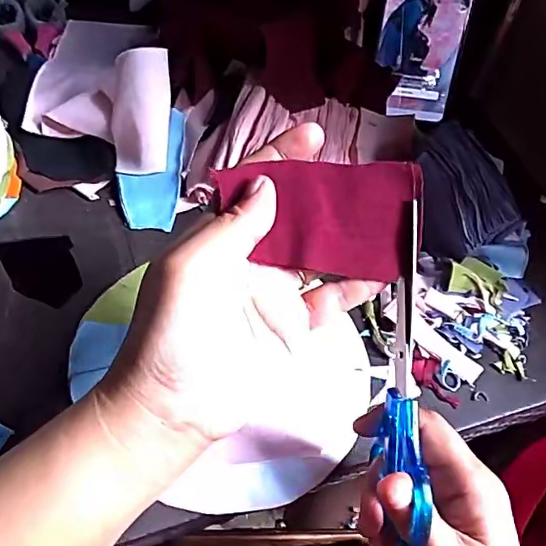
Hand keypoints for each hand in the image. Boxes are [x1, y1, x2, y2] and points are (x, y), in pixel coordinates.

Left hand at [97, 123, 382, 444]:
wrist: (175, 408)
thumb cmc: (168, 336)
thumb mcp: (190, 268)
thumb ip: (231, 226)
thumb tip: (266, 186)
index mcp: (218, 240)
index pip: (252, 188)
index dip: (281, 159)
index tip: (311, 137)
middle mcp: (249, 261)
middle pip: (293, 217)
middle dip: (322, 195)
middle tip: (355, 177)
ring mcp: (273, 294)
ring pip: (317, 255)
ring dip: (346, 237)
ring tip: (377, 217)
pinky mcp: (292, 326)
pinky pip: (329, 299)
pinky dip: (354, 285)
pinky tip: (376, 271)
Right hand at [353, 407, 541, 545]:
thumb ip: (414, 516)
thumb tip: (389, 479)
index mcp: (472, 483)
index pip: (429, 428)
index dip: (394, 420)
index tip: (364, 429)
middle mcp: (461, 483)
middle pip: (405, 454)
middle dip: (380, 484)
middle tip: (376, 520)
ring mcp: (450, 499)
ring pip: (398, 479)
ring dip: (381, 509)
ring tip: (386, 542)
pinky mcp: (439, 515)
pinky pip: (401, 503)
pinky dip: (388, 525)